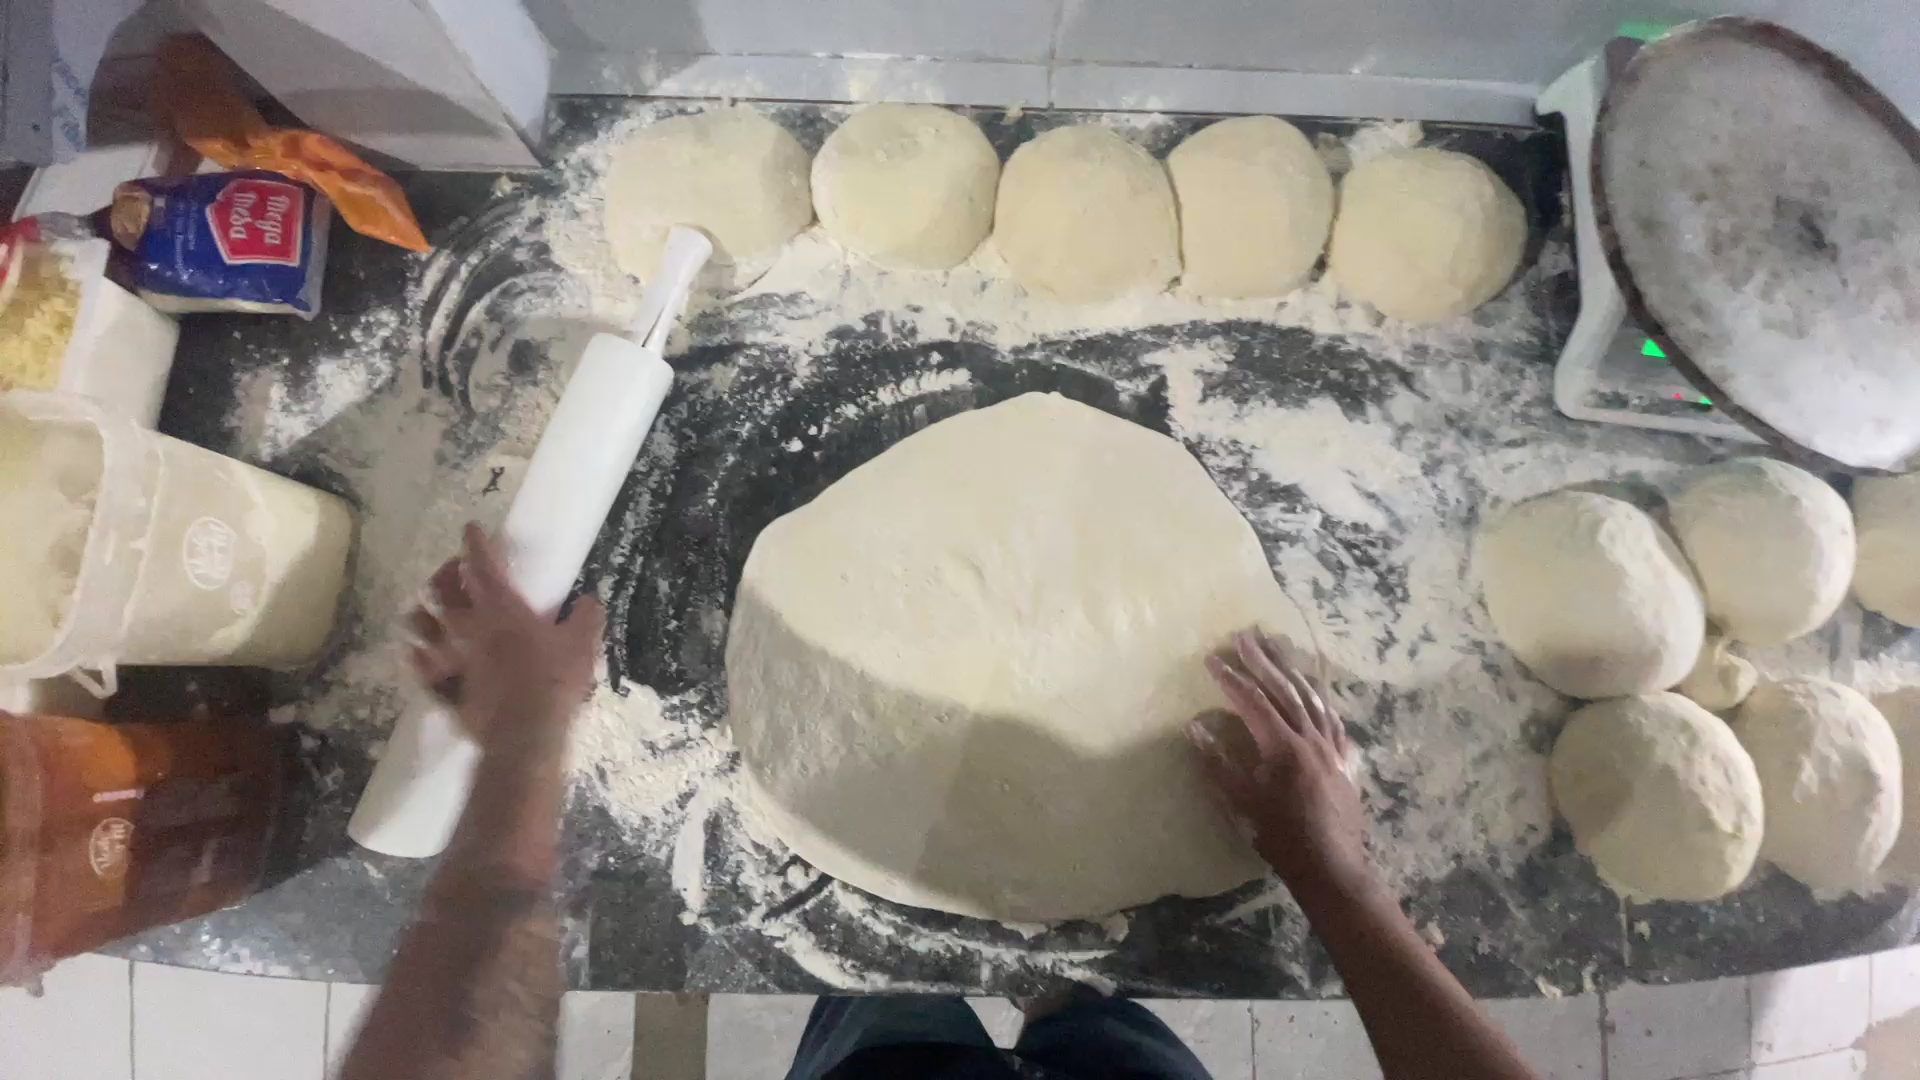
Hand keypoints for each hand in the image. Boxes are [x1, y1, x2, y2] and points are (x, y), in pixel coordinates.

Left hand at [405, 523, 604, 752]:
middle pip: (440, 589)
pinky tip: (421, 653)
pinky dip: (417, 654)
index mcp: (502, 609)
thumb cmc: (555, 681)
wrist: (525, 732)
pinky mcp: (440, 686)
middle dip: (446, 572)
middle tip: (457, 568)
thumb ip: (585, 616)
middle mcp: (467, 626)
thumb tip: (588, 600)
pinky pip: (418, 665)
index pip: (481, 565)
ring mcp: (448, 657)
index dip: (475, 543)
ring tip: (430, 608)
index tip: (472, 529)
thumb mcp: (583, 643)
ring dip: (422, 611)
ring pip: (417, 624)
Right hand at [1189, 629, 1373, 895]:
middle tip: (1245, 635)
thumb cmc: (1282, 837)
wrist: (1332, 869)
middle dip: (1263, 661)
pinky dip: (1322, 698)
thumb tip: (1194, 726)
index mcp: (1283, 748)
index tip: (1212, 658)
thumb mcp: (1242, 802)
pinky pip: (1334, 720)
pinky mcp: (1345, 761)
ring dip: (1293, 670)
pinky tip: (1316, 689)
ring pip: (1313, 698)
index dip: (1231, 678)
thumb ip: (1219, 762)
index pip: (1253, 701)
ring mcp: (1332, 748)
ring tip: (1279, 647)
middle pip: (1285, 690)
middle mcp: (1311, 740)